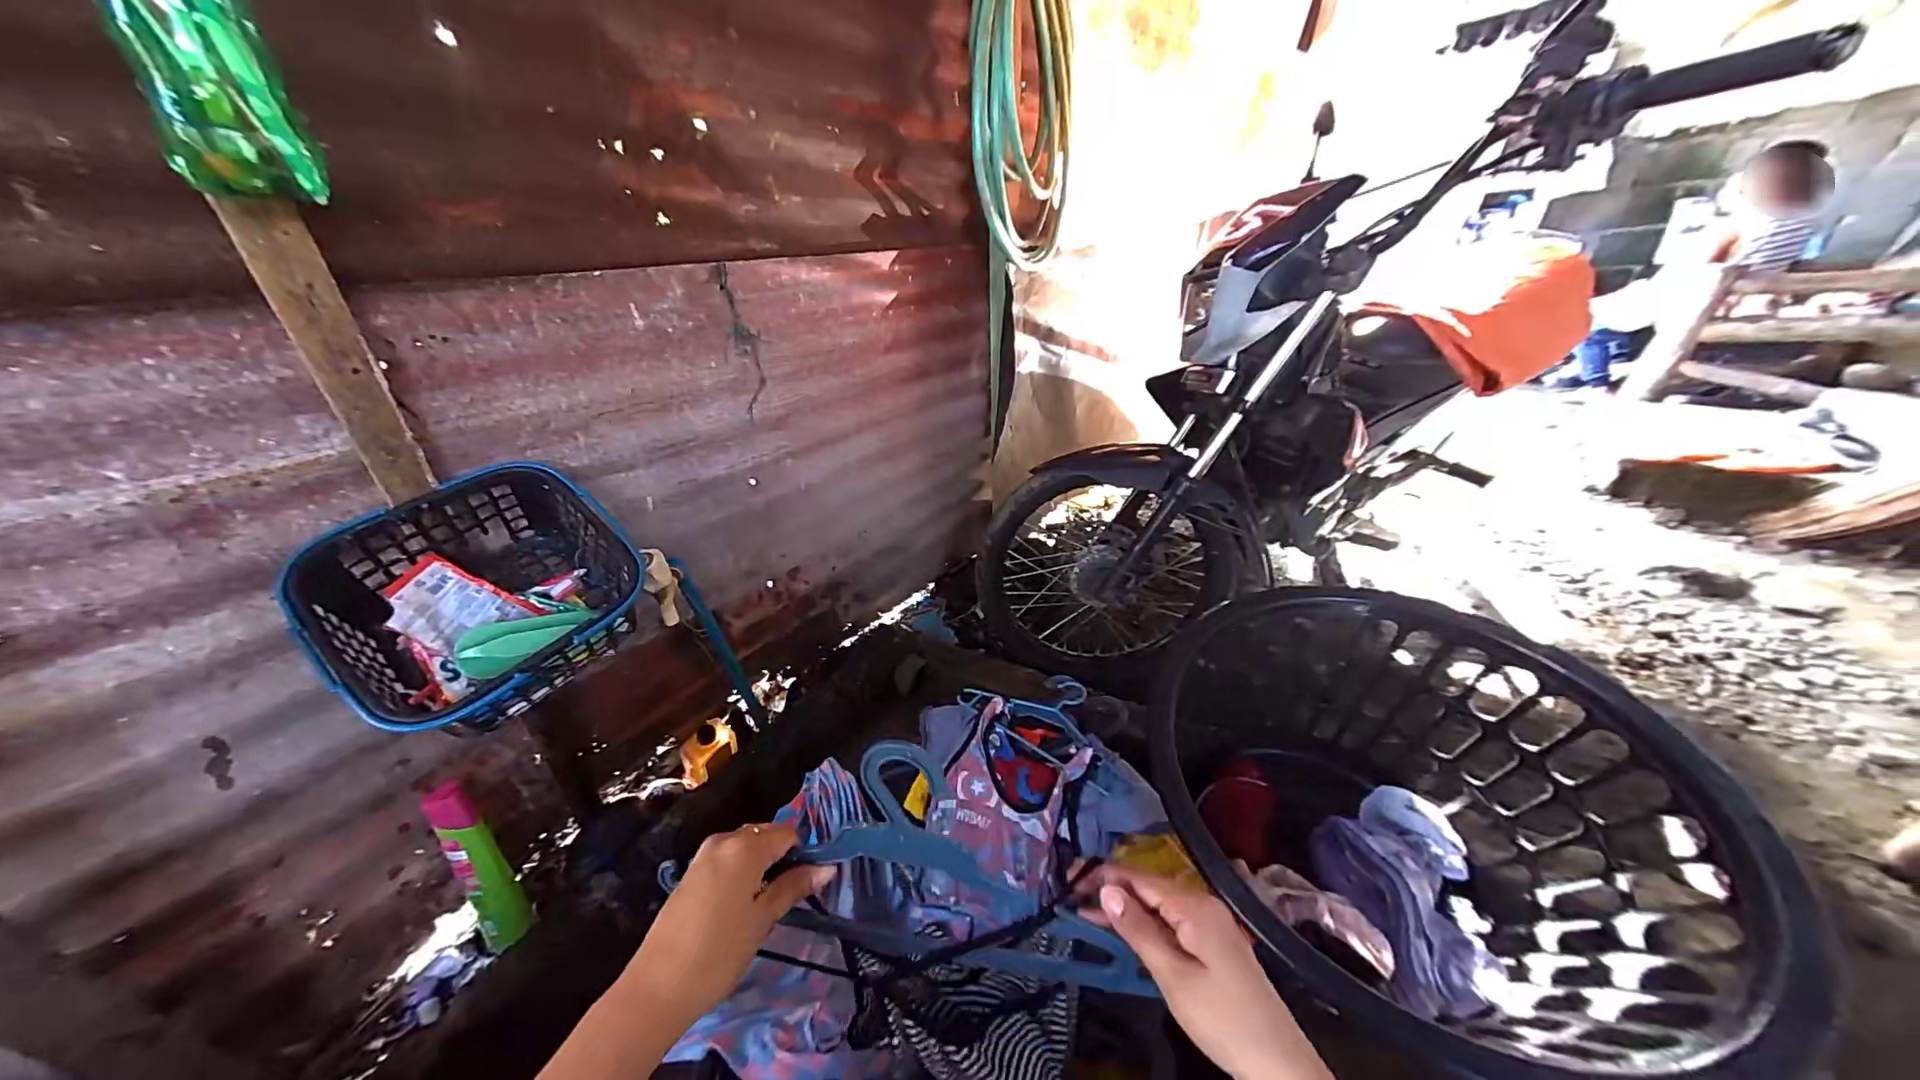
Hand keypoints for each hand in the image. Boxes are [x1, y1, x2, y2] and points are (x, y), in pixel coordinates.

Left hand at [629, 822, 833, 1024]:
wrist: (656, 988)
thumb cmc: (719, 952)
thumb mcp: (763, 919)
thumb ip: (794, 887)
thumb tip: (827, 868)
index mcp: (745, 847)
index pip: (788, 833)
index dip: (805, 851)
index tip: (814, 876)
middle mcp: (723, 841)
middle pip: (764, 835)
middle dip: (783, 855)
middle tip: (796, 888)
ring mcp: (702, 856)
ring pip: (744, 847)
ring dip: (762, 863)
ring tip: (772, 897)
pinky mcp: (690, 874)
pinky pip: (727, 859)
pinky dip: (741, 870)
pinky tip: (744, 901)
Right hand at [1080, 865, 1333, 1079]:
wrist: (1279, 1064)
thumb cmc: (1223, 1019)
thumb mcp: (1173, 976)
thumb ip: (1138, 930)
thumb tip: (1107, 889)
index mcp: (1196, 907)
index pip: (1141, 879)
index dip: (1104, 875)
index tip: (1071, 875)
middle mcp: (1204, 905)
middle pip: (1149, 888)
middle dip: (1112, 888)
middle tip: (1072, 891)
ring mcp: (1211, 925)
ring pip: (1159, 905)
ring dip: (1126, 906)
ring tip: (1087, 909)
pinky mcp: (1213, 944)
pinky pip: (1172, 921)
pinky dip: (1145, 923)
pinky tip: (1125, 928)